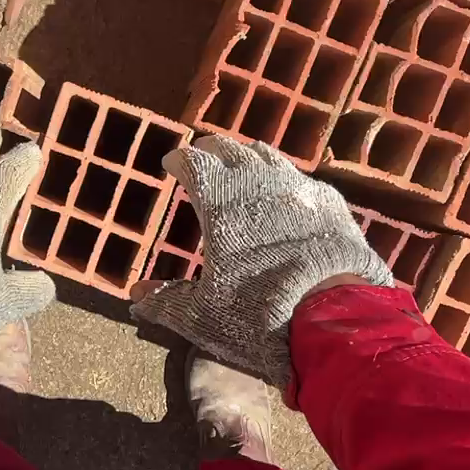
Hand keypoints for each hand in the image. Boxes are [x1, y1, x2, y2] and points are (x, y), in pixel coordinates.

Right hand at [129, 136, 392, 384]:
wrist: (334, 318)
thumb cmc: (257, 314)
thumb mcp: (202, 314)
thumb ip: (167, 301)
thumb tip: (136, 297)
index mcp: (221, 202)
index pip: (194, 163)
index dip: (181, 160)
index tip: (171, 163)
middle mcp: (259, 184)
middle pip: (232, 151)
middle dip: (213, 150)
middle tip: (203, 154)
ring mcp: (300, 189)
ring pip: (269, 157)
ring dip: (249, 157)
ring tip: (242, 164)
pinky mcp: (333, 205)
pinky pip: (302, 178)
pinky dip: (284, 178)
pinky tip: (287, 191)